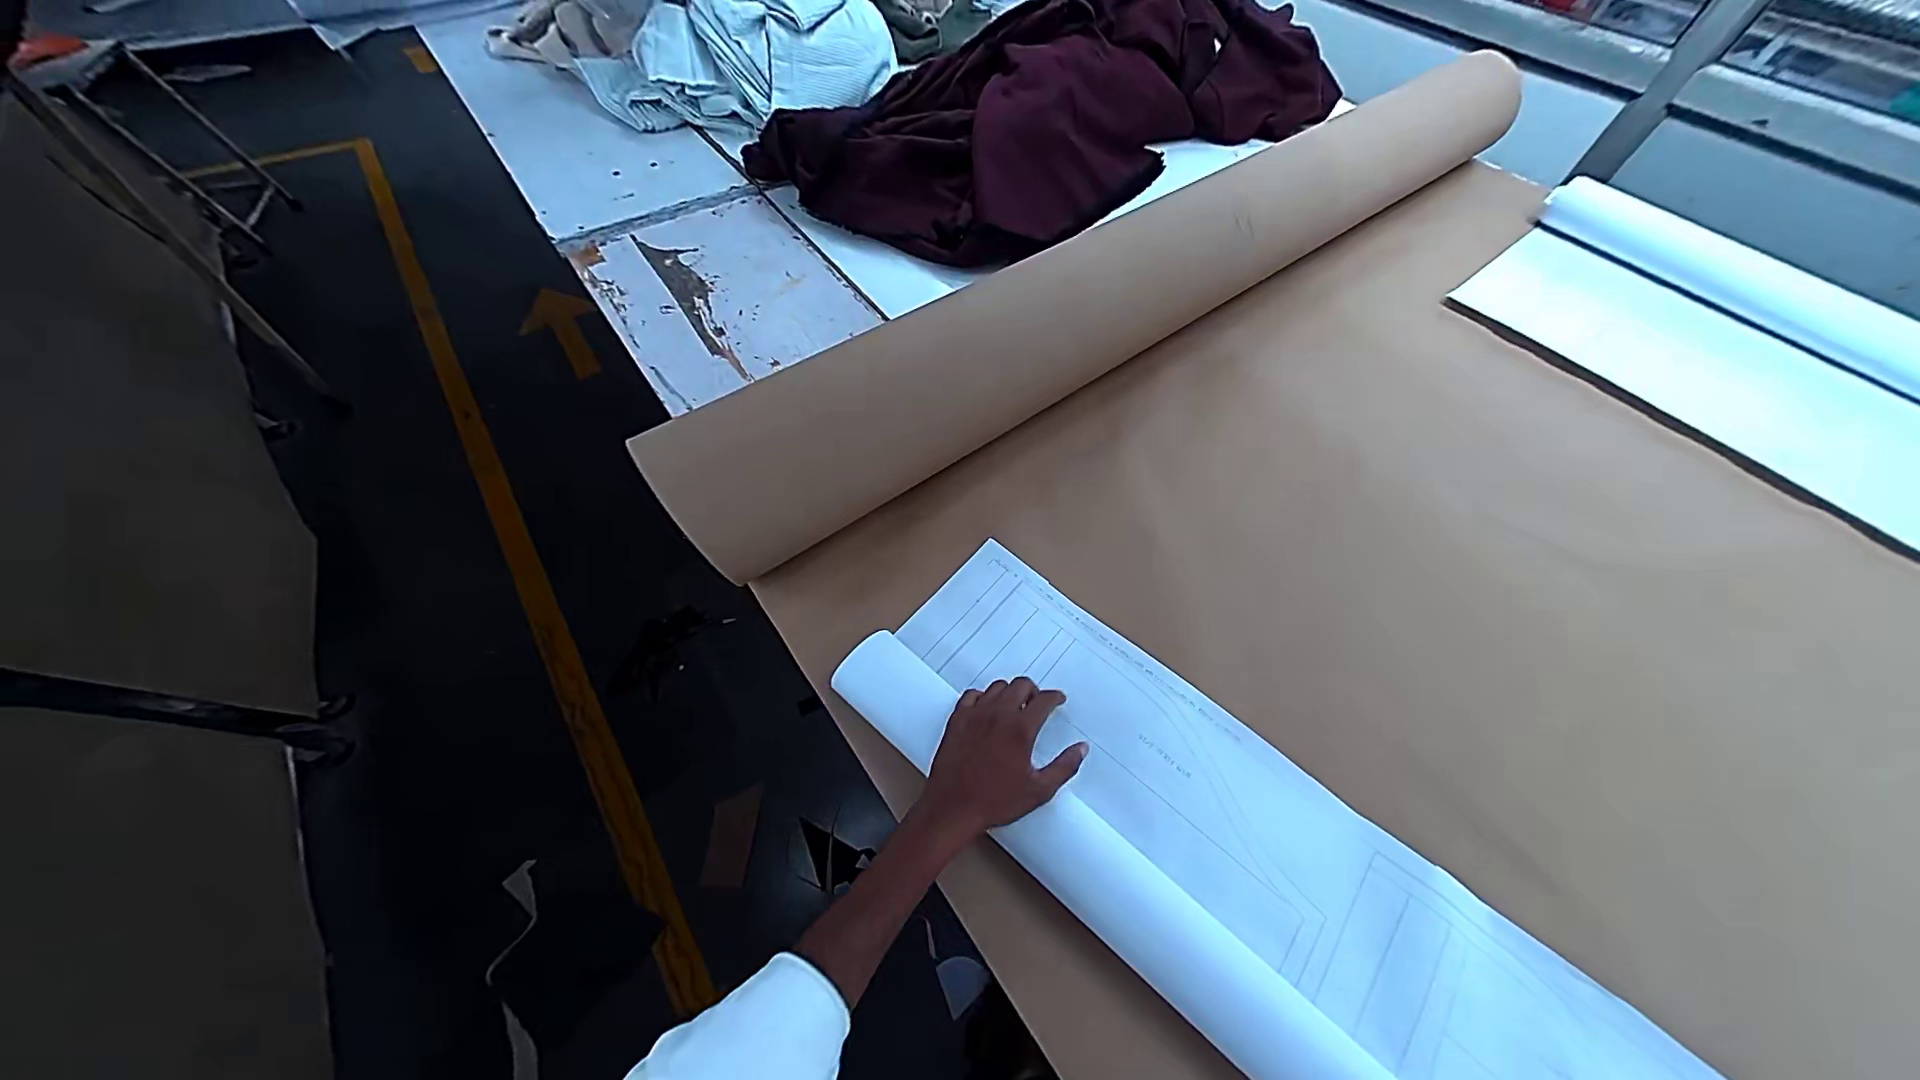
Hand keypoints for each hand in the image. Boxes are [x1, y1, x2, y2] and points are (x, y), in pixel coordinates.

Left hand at [914, 677, 1088, 844]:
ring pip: (997, 686)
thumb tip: (1079, 750)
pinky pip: (972, 694)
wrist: (953, 807)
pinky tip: (986, 706)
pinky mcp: (957, 720)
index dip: (1055, 697)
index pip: (1043, 700)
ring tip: (1015, 704)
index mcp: (1020, 729)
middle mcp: (998, 716)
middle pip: (1020, 685)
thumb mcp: (1039, 790)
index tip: (1057, 699)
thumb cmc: (991, 801)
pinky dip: (983, 696)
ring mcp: (975, 715)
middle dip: (1034, 690)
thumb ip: (1064, 767)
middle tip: (1037, 701)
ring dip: (1010, 691)